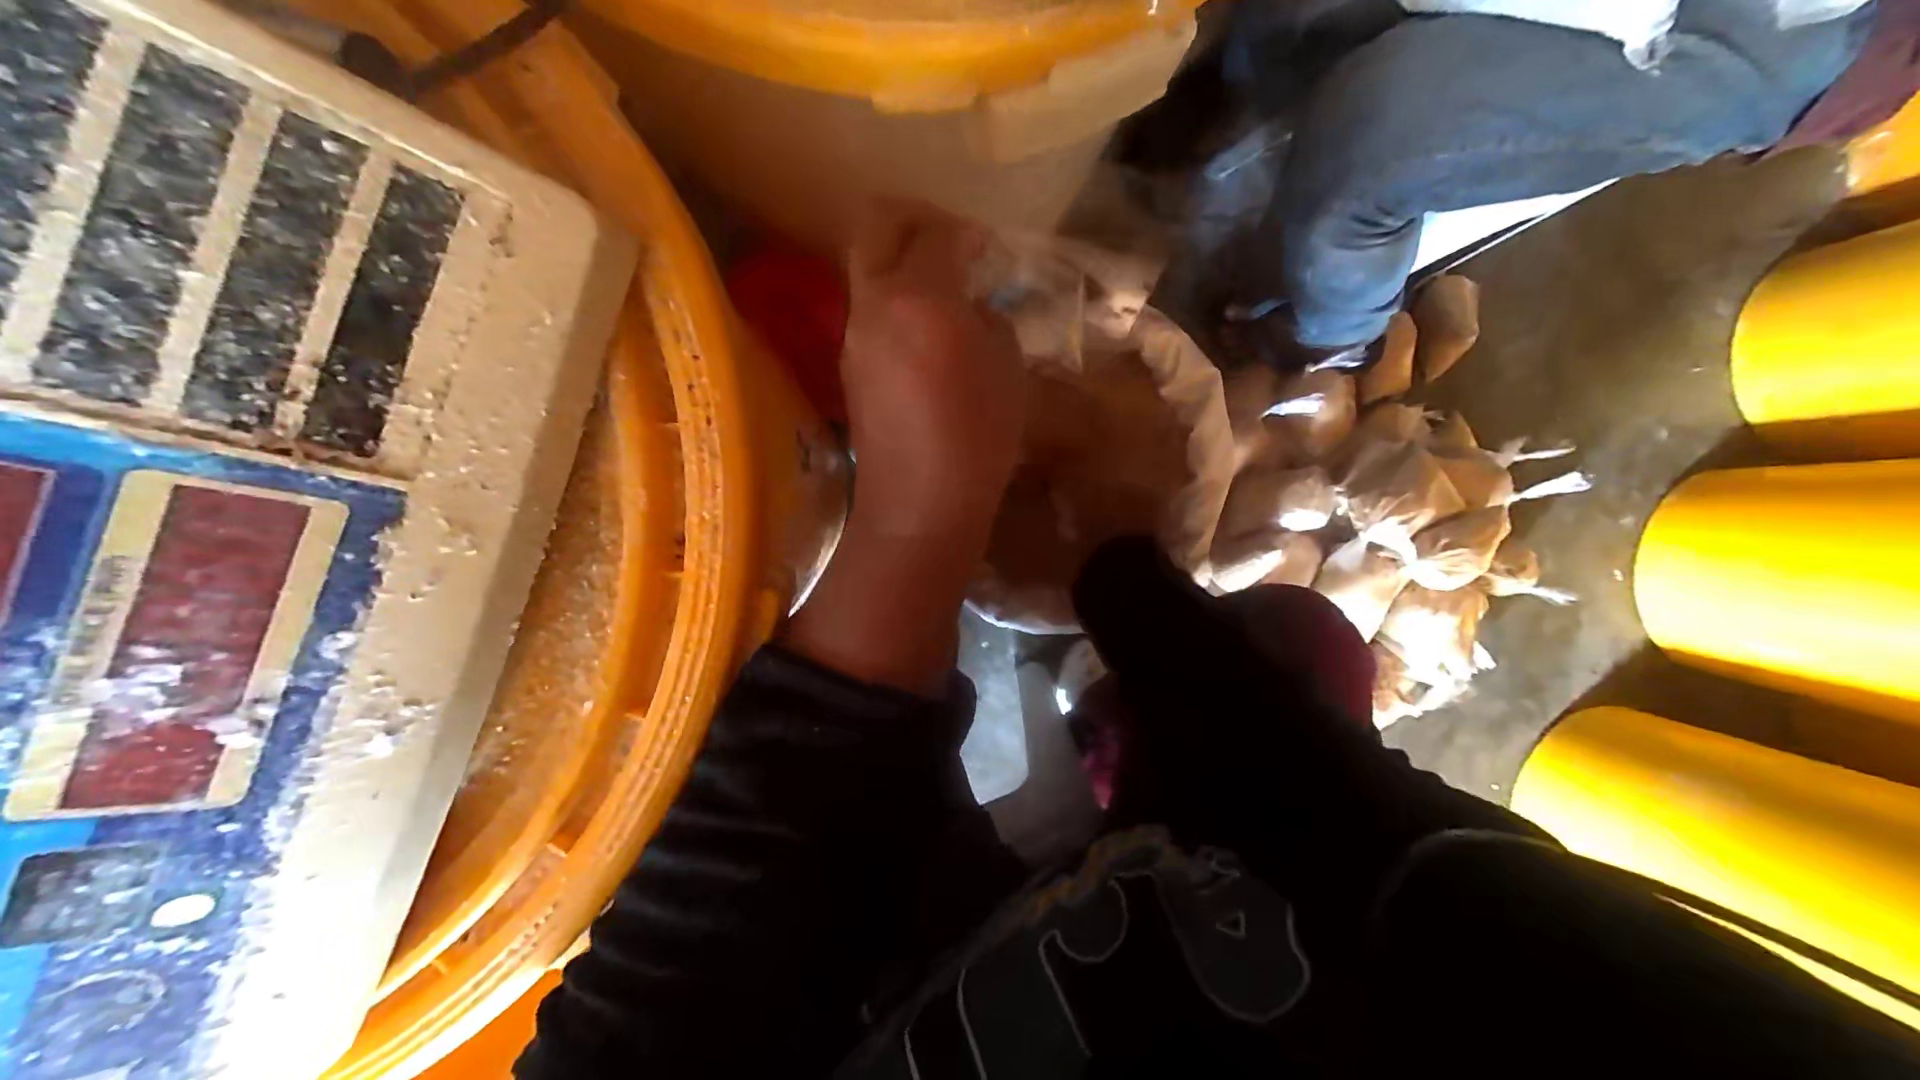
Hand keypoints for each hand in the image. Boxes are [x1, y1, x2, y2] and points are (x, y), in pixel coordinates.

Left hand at [785, 201, 1026, 694]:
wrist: (919, 506)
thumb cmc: (978, 439)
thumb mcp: (1008, 372)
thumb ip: (990, 322)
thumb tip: (971, 309)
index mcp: (920, 298)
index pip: (937, 235)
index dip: (966, 234)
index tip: (986, 249)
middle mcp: (874, 306)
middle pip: (874, 226)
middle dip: (910, 217)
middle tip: (945, 238)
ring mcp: (854, 338)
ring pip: (867, 273)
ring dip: (900, 266)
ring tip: (941, 295)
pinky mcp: (848, 369)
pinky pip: (869, 314)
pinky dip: (894, 306)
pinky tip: (925, 339)